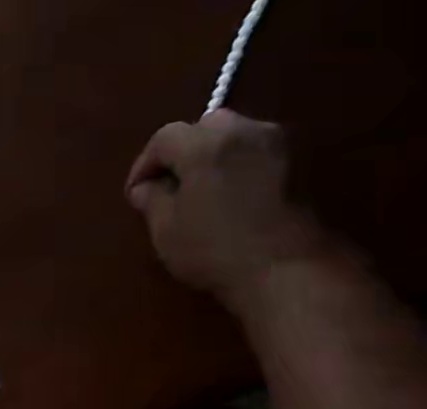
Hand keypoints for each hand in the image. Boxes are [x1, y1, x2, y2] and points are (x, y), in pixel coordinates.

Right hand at [125, 110, 334, 305]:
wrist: (276, 264)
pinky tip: (224, 191)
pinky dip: (233, 161)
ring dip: (209, 153)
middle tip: (167, 185)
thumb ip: (152, 200)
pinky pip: (252, 148)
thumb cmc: (210, 248)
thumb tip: (145, 187)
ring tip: (196, 188)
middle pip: (203, 125)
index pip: (164, 137)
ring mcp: (272, 142)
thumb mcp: (165, 229)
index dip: (144, 164)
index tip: (135, 193)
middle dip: (180, 150)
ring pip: (232, 132)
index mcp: (204, 147)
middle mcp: (242, 131)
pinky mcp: (290, 160)